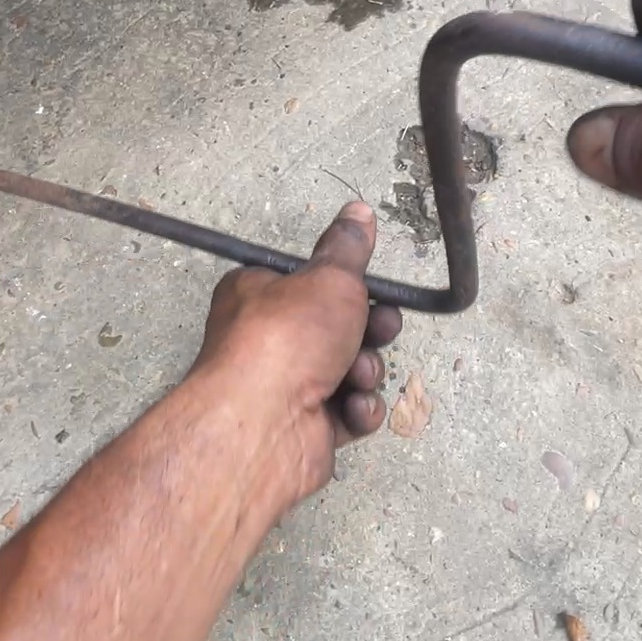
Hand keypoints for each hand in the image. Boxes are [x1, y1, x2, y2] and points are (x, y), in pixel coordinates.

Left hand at [186, 202, 403, 508]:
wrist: (266, 422)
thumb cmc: (289, 336)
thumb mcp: (328, 277)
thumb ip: (348, 248)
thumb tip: (358, 211)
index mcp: (260, 295)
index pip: (312, 284)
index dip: (348, 287)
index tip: (375, 288)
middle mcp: (268, 340)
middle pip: (338, 328)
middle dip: (369, 331)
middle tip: (381, 328)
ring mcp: (286, 388)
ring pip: (349, 371)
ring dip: (365, 371)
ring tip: (356, 375)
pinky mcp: (306, 429)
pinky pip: (347, 413)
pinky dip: (357, 410)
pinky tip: (352, 409)